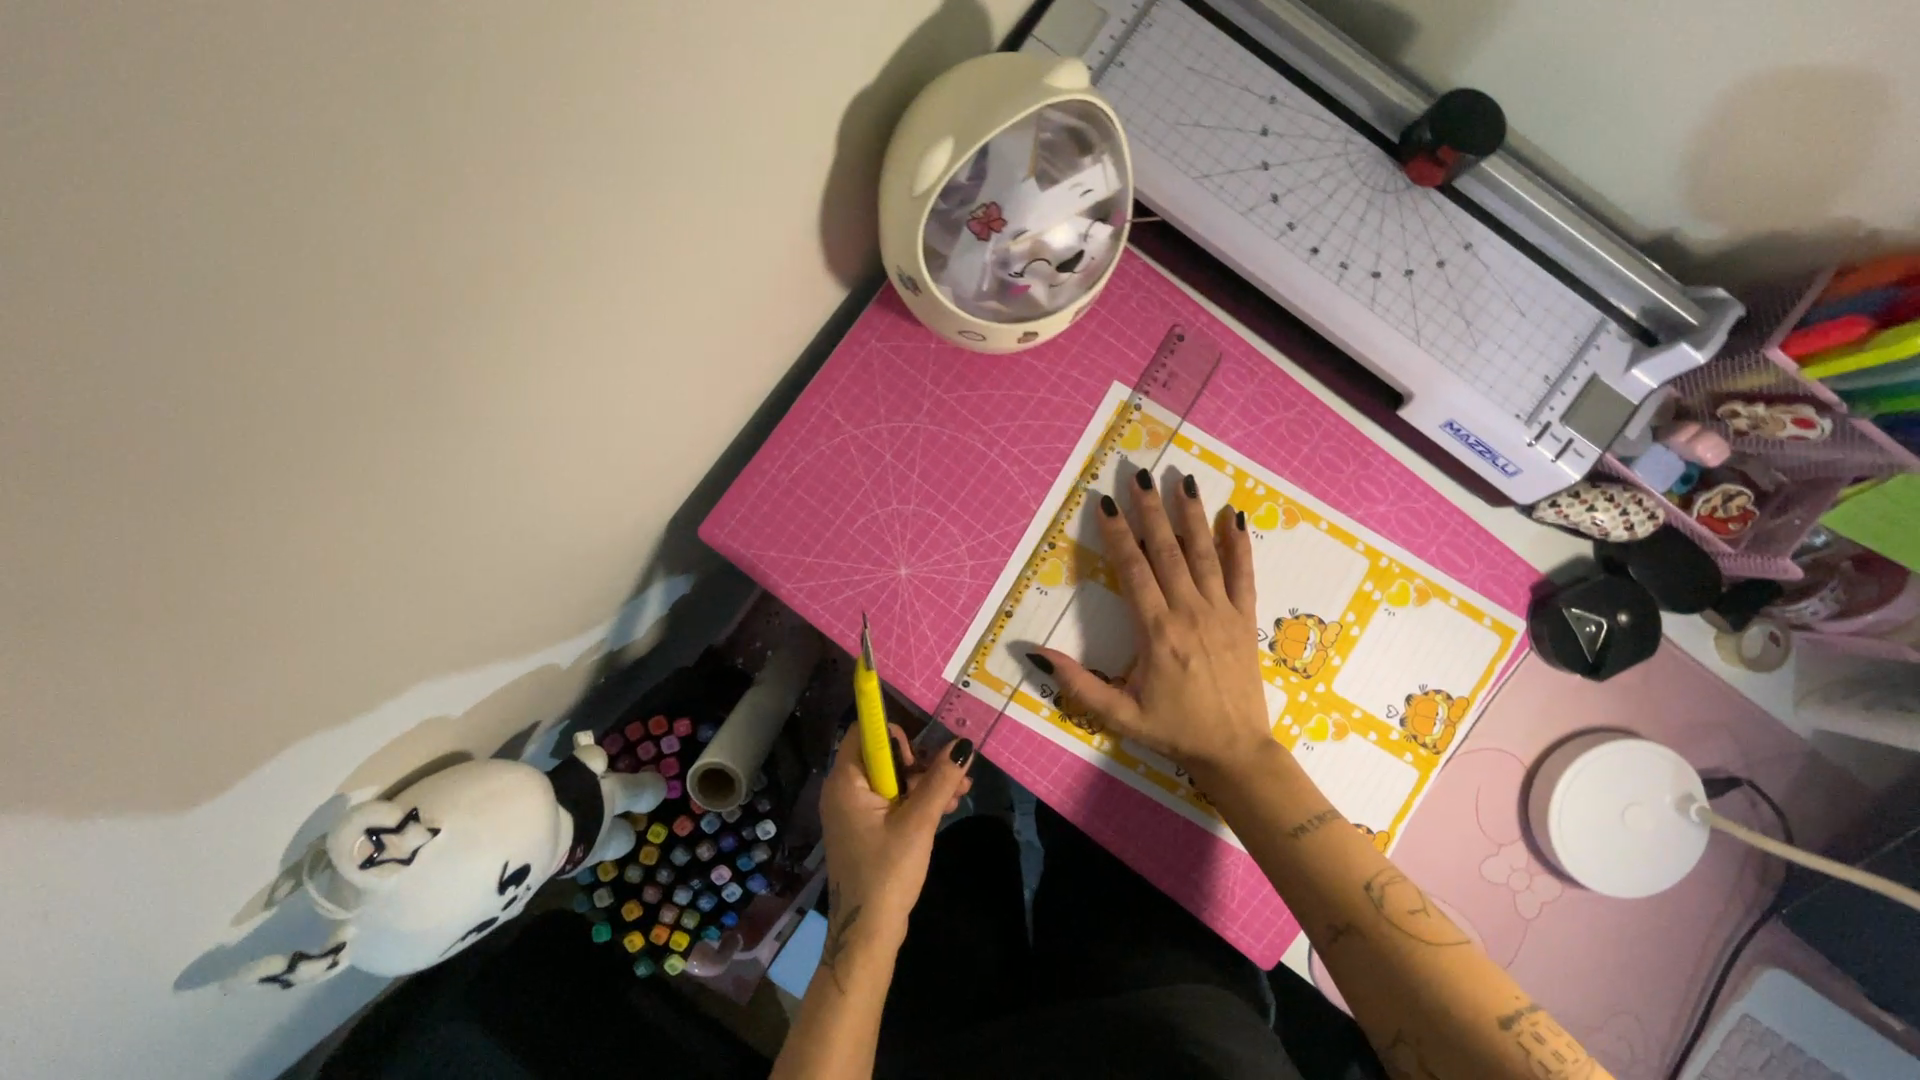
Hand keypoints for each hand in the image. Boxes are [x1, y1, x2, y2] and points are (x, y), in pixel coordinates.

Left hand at [817, 724, 975, 949]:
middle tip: (955, 775)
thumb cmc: (887, 872)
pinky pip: (892, 800)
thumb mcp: (918, 823)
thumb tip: (963, 744)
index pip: (865, 732)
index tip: (922, 755)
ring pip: (894, 778)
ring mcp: (854, 811)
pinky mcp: (866, 828)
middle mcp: (844, 790)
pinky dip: (917, 800)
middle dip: (922, 761)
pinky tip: (946, 807)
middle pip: (884, 755)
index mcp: (846, 781)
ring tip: (960, 793)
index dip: (896, 735)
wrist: (867, 933)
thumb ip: (940, 780)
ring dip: (926, 781)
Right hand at [1030, 469, 1271, 776]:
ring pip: (1205, 554)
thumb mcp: (1118, 714)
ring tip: (1183, 480)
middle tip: (1140, 474)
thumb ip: (1078, 683)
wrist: (1234, 750)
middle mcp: (1189, 612)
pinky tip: (1234, 515)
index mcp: (1156, 631)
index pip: (1133, 570)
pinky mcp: (1245, 619)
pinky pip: (1243, 574)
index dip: (1117, 534)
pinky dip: (1239, 544)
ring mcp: (1222, 612)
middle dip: (1151, 510)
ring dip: (1192, 515)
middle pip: (1167, 551)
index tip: (1104, 503)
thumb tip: (1036, 654)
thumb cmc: (1172, 730)